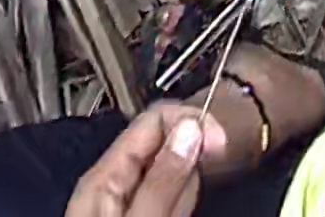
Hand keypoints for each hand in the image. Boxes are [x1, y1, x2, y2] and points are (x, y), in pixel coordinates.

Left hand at [67, 104, 227, 216]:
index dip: (189, 120)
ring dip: (183, 191)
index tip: (221, 141)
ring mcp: (123, 205)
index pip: (154, 118)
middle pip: (165, 144)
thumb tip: (192, 125)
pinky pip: (167, 199)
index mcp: (104, 177)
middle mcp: (112, 184)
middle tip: (184, 204)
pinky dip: (178, 205)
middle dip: (186, 165)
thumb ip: (163, 179)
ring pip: (170, 174)